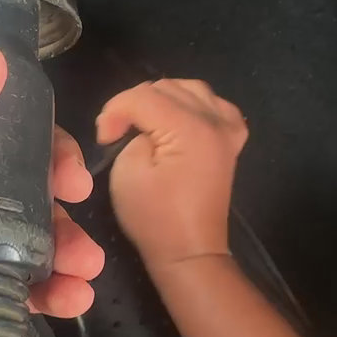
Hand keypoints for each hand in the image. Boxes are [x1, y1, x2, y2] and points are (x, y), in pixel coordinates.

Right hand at [96, 78, 247, 269]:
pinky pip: (215, 105)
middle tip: (120, 134)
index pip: (143, 96)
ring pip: (191, 89)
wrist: (191, 250)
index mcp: (190, 128)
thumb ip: (130, 134)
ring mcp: (228, 129)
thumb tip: (136, 122)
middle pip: (166, 86)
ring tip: (146, 125)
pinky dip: (195, 106)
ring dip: (164, 100)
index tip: (104, 137)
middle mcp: (215, 121)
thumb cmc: (155, 218)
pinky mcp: (232, 140)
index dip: (115, 111)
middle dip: (136, 104)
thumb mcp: (127, 171)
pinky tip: (181, 121)